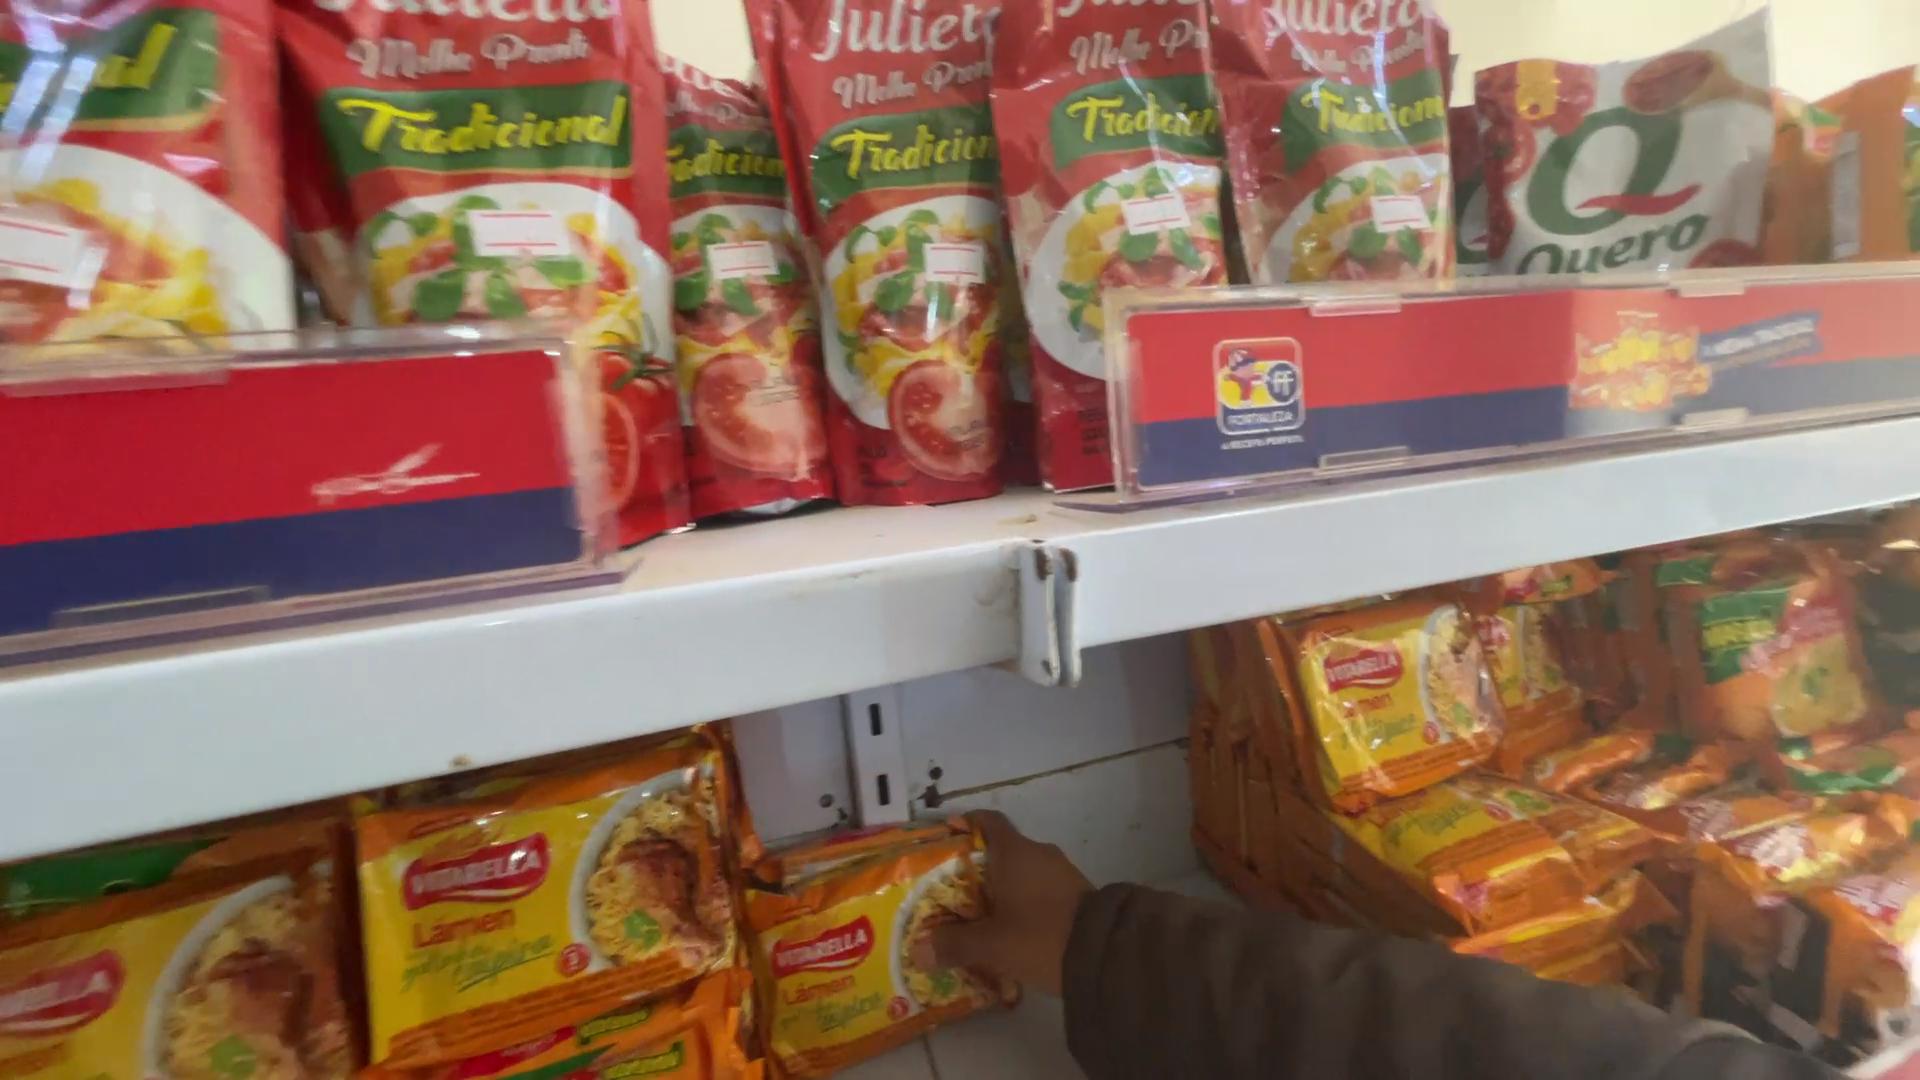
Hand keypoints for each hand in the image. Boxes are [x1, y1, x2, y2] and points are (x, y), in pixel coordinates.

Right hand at [918, 810, 1092, 996]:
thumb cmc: (1040, 935)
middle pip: (1001, 849)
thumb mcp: (992, 944)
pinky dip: (1025, 901)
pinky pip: (1041, 888)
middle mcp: (1037, 851)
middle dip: (979, 869)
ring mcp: (1061, 870)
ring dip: (1004, 888)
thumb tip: (918, 949)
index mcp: (1014, 851)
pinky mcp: (1076, 892)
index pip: (987, 821)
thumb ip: (955, 944)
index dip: (966, 824)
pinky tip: (1015, 930)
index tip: (948, 838)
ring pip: (1022, 870)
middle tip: (954, 892)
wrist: (1105, 952)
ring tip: (982, 917)